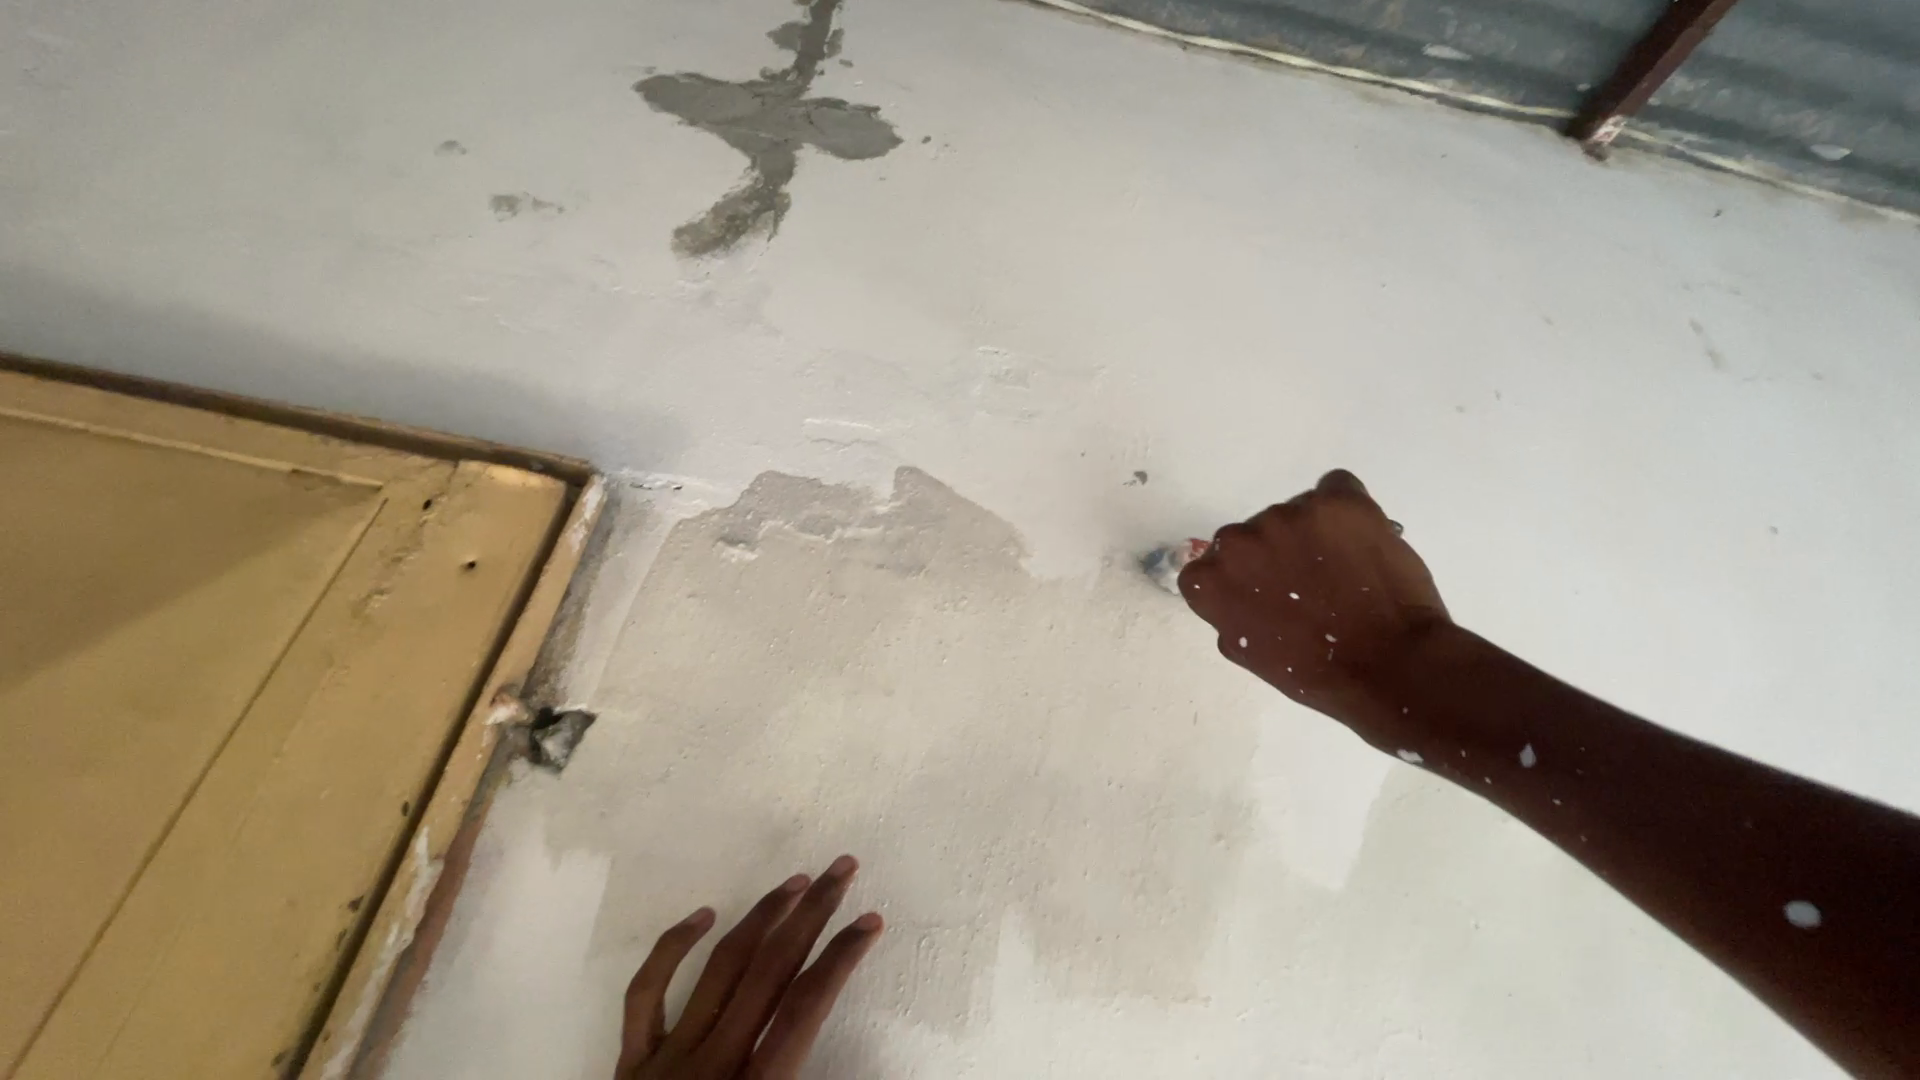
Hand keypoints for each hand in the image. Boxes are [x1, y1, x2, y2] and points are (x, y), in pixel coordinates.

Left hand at [615, 856, 882, 1079]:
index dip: (842, 958)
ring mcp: (666, 1059)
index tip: (871, 921)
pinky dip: (673, 948)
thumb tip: (867, 1072)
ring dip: (762, 915)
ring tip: (795, 881)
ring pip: (721, 967)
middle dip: (812, 912)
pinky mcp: (630, 1063)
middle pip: (771, 969)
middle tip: (842, 868)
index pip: (807, 1007)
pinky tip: (704, 915)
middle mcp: (712, 1063)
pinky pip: (646, 993)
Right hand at [1177, 469, 1448, 742]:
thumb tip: (1239, 591)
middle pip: (1248, 536)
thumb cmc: (1315, 672)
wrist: (1391, 665)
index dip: (1237, 579)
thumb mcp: (1250, 653)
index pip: (1208, 566)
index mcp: (1210, 579)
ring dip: (1309, 534)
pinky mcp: (1337, 501)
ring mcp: (1288, 515)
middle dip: (1272, 554)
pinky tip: (1359, 538)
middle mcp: (1239, 539)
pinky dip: (1344, 509)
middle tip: (1307, 582)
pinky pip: (1334, 488)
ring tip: (1344, 568)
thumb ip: (1230, 612)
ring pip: (1292, 515)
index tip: (1261, 594)